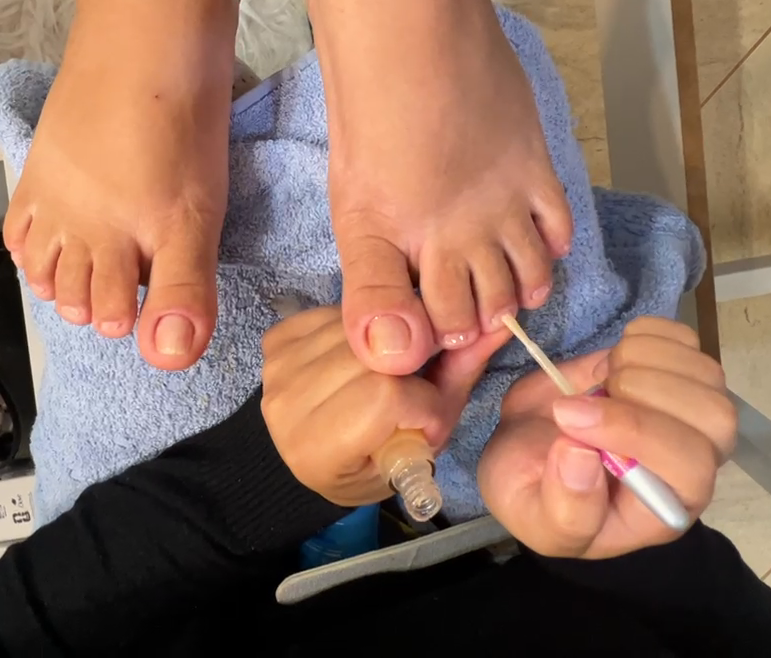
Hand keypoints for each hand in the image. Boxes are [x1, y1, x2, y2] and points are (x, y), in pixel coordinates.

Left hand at [261, 306, 505, 506]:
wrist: (309, 450)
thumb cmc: (373, 458)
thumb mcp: (424, 441)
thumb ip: (456, 383)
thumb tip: (495, 324)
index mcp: (316, 449)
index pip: (382, 397)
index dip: (419, 403)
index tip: (427, 415)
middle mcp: (285, 406)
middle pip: (370, 356)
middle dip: (404, 368)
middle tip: (407, 388)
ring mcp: (276, 368)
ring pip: (354, 327)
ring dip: (382, 344)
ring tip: (384, 370)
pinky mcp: (275, 337)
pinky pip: (331, 313)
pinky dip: (356, 328)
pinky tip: (358, 353)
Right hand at [477, 317, 733, 558]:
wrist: (525, 445)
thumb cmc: (531, 488)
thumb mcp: (535, 515)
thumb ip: (564, 507)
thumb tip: (581, 455)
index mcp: (662, 505)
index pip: (690, 468)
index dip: (637, 432)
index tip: (570, 416)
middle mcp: (685, 460)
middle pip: (716, 418)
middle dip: (650, 391)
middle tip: (597, 391)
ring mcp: (681, 411)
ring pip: (706, 374)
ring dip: (647, 359)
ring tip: (604, 376)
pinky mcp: (665, 370)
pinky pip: (685, 341)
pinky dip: (650, 333)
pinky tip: (616, 352)